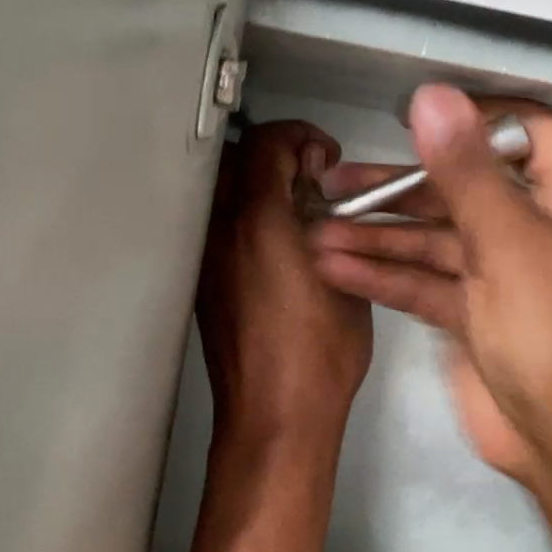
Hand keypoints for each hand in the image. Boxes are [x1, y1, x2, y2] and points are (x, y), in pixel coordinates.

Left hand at [198, 121, 371, 442]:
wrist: (274, 414)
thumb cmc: (322, 354)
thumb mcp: (349, 280)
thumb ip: (333, 229)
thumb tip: (320, 206)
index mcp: (261, 221)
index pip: (266, 142)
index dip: (300, 137)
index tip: (325, 160)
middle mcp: (222, 231)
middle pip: (233, 159)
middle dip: (272, 156)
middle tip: (309, 181)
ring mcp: (205, 257)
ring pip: (218, 192)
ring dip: (253, 186)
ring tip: (292, 213)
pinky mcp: (202, 282)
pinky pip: (215, 227)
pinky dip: (241, 218)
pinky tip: (273, 247)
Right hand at [312, 86, 551, 489]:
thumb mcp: (513, 246)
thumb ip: (466, 172)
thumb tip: (431, 97)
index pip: (519, 132)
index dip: (461, 125)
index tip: (399, 125)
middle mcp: (545, 225)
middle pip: (462, 188)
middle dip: (396, 190)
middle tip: (332, 184)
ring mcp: (508, 271)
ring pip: (435, 237)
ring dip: (378, 236)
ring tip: (317, 232)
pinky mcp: (477, 312)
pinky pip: (426, 281)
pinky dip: (384, 275)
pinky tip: (335, 268)